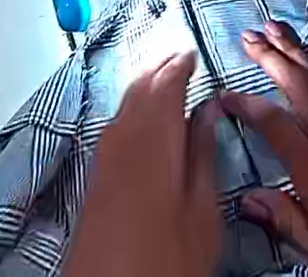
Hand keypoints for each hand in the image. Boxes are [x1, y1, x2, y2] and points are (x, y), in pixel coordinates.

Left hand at [62, 51, 224, 276]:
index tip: (194, 54)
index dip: (181, 64)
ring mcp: (107, 146)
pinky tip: (145, 113)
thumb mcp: (202, 211)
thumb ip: (204, 153)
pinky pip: (119, 116)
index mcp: (154, 132)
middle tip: (181, 58)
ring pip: (129, 98)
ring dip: (147, 82)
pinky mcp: (98, 165)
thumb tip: (209, 110)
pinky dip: (136, 102)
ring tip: (166, 77)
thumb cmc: (166, 253)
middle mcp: (125, 129)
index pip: (167, 81)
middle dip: (162, 67)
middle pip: (143, 84)